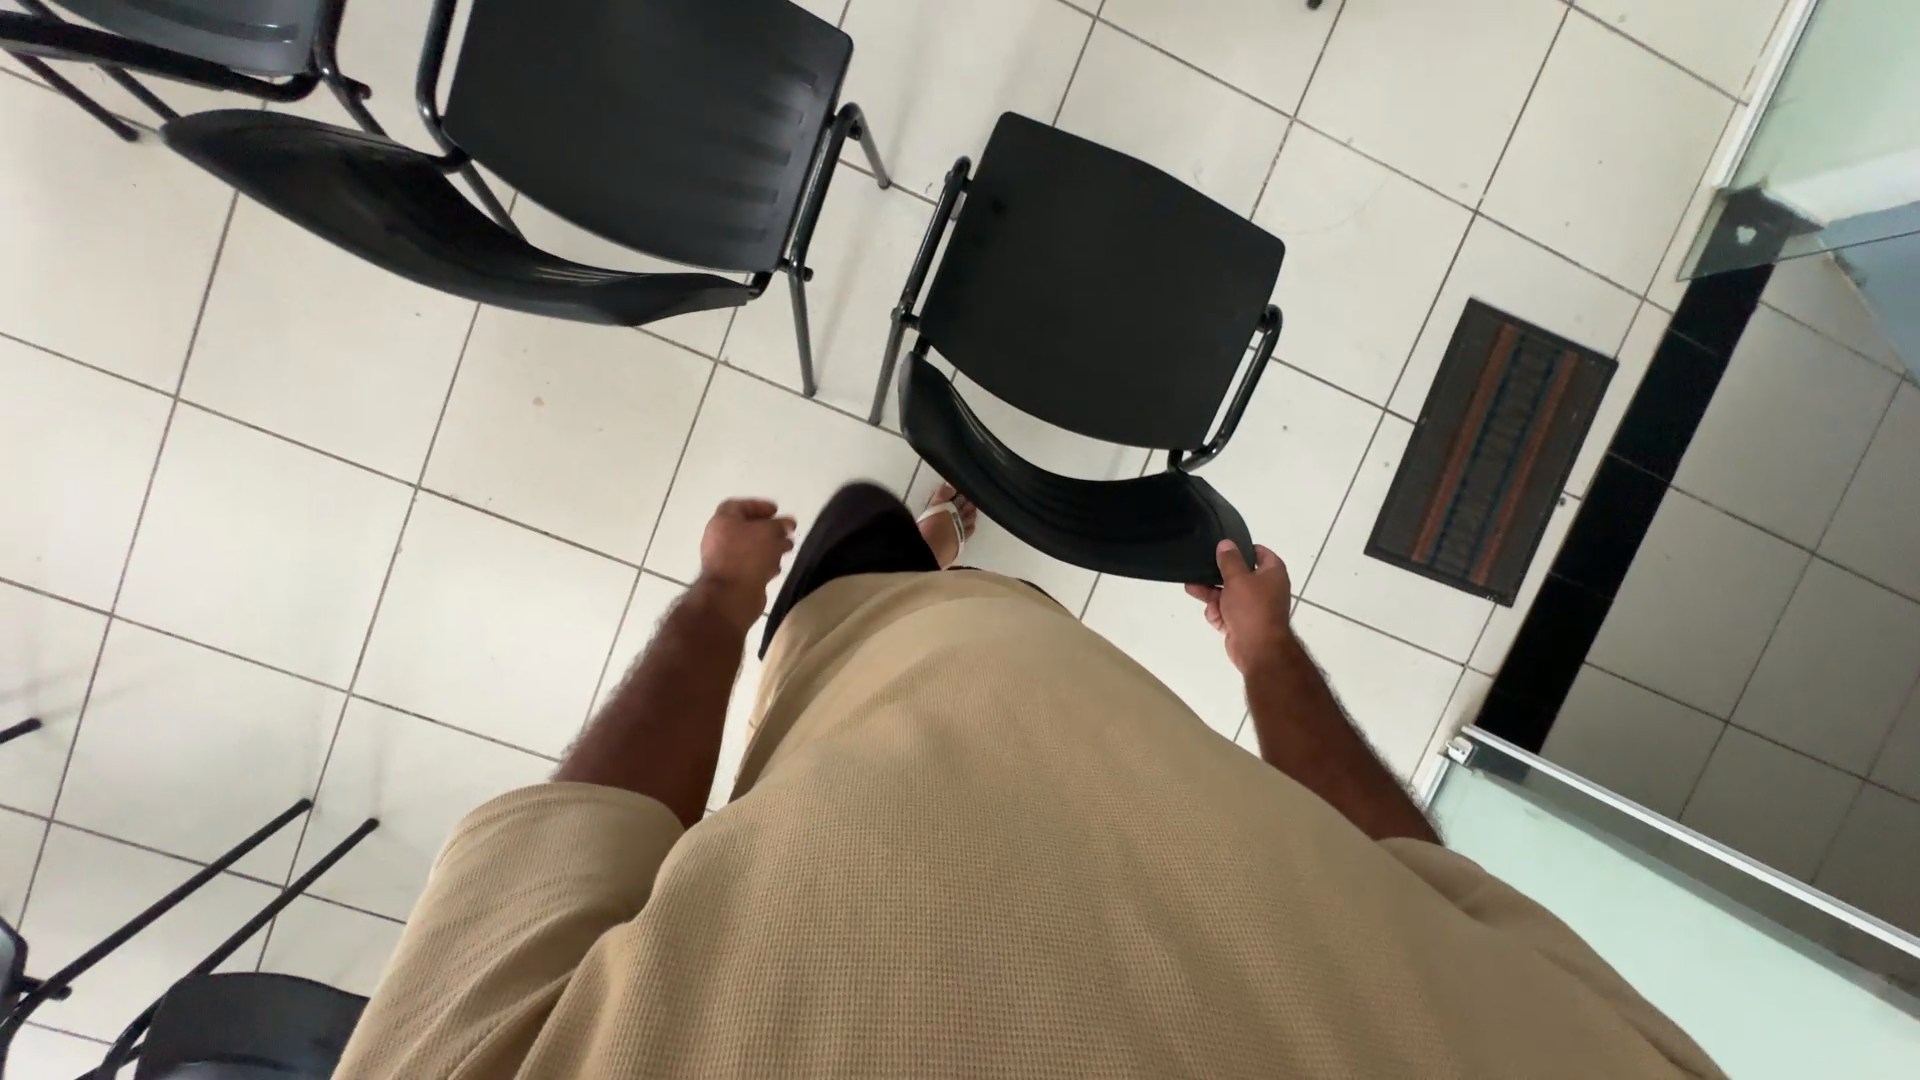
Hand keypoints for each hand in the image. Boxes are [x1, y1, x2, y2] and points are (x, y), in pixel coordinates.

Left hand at [696, 499, 795, 629]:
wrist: (732, 594)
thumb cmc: (748, 555)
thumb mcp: (769, 531)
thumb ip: (780, 524)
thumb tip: (787, 524)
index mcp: (722, 521)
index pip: (739, 506)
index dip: (758, 506)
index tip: (777, 510)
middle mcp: (720, 538)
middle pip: (747, 528)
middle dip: (770, 529)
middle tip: (788, 531)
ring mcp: (725, 559)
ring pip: (751, 547)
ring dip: (770, 546)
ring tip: (789, 549)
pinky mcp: (733, 577)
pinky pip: (750, 565)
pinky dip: (765, 562)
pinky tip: (777, 567)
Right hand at [1185, 541, 1292, 675]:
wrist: (1257, 648)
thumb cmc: (1252, 608)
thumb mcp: (1238, 578)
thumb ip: (1229, 560)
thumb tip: (1226, 543)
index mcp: (1272, 574)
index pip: (1259, 553)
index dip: (1242, 548)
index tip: (1223, 547)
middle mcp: (1265, 589)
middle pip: (1238, 575)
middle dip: (1217, 575)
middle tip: (1200, 567)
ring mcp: (1253, 607)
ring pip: (1227, 594)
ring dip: (1211, 594)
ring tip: (1191, 587)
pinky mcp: (1241, 623)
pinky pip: (1225, 612)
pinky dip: (1218, 613)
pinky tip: (1213, 615)